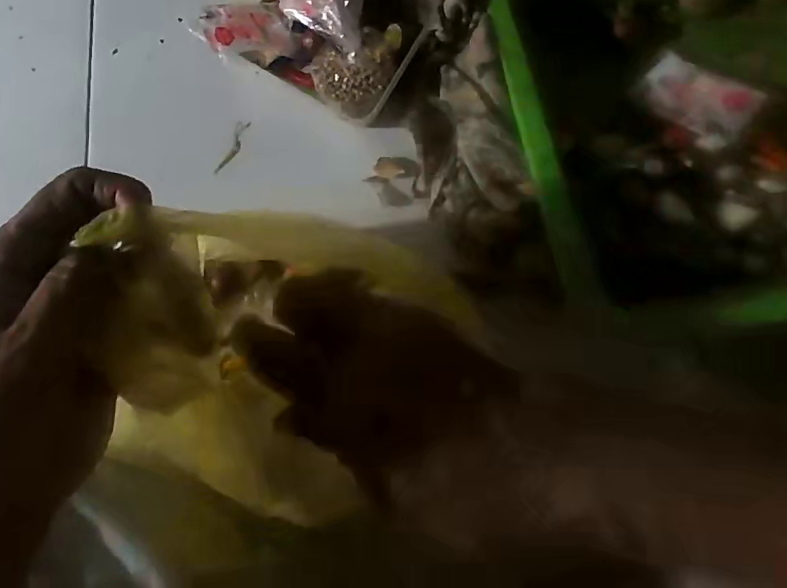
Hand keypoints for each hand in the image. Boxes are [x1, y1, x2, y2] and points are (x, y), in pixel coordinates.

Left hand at [0, 168, 149, 586]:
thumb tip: (116, 244)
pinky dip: (153, 313)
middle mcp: (39, 273)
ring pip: (120, 270)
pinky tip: (174, 331)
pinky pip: (128, 311)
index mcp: (9, 258)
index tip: (147, 214)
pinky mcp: (88, 344)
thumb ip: (72, 286)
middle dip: (139, 237)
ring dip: (153, 277)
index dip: (109, 190)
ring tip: (180, 302)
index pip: (66, 194)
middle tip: (171, 267)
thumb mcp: (28, 349)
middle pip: (98, 228)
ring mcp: (66, 310)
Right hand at [231, 272, 604, 556]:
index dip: (257, 348)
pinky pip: (370, 296)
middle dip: (278, 311)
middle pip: (301, 308)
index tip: (237, 333)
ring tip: (301, 302)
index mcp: (346, 397)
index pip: (283, 362)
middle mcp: (362, 348)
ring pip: (334, 290)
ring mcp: (394, 324)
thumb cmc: (466, 492)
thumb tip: (295, 421)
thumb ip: (340, 449)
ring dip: (312, 296)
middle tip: (266, 314)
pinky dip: (350, 297)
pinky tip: (352, 308)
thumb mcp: (395, 496)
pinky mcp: (423, 317)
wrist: (549, 450)